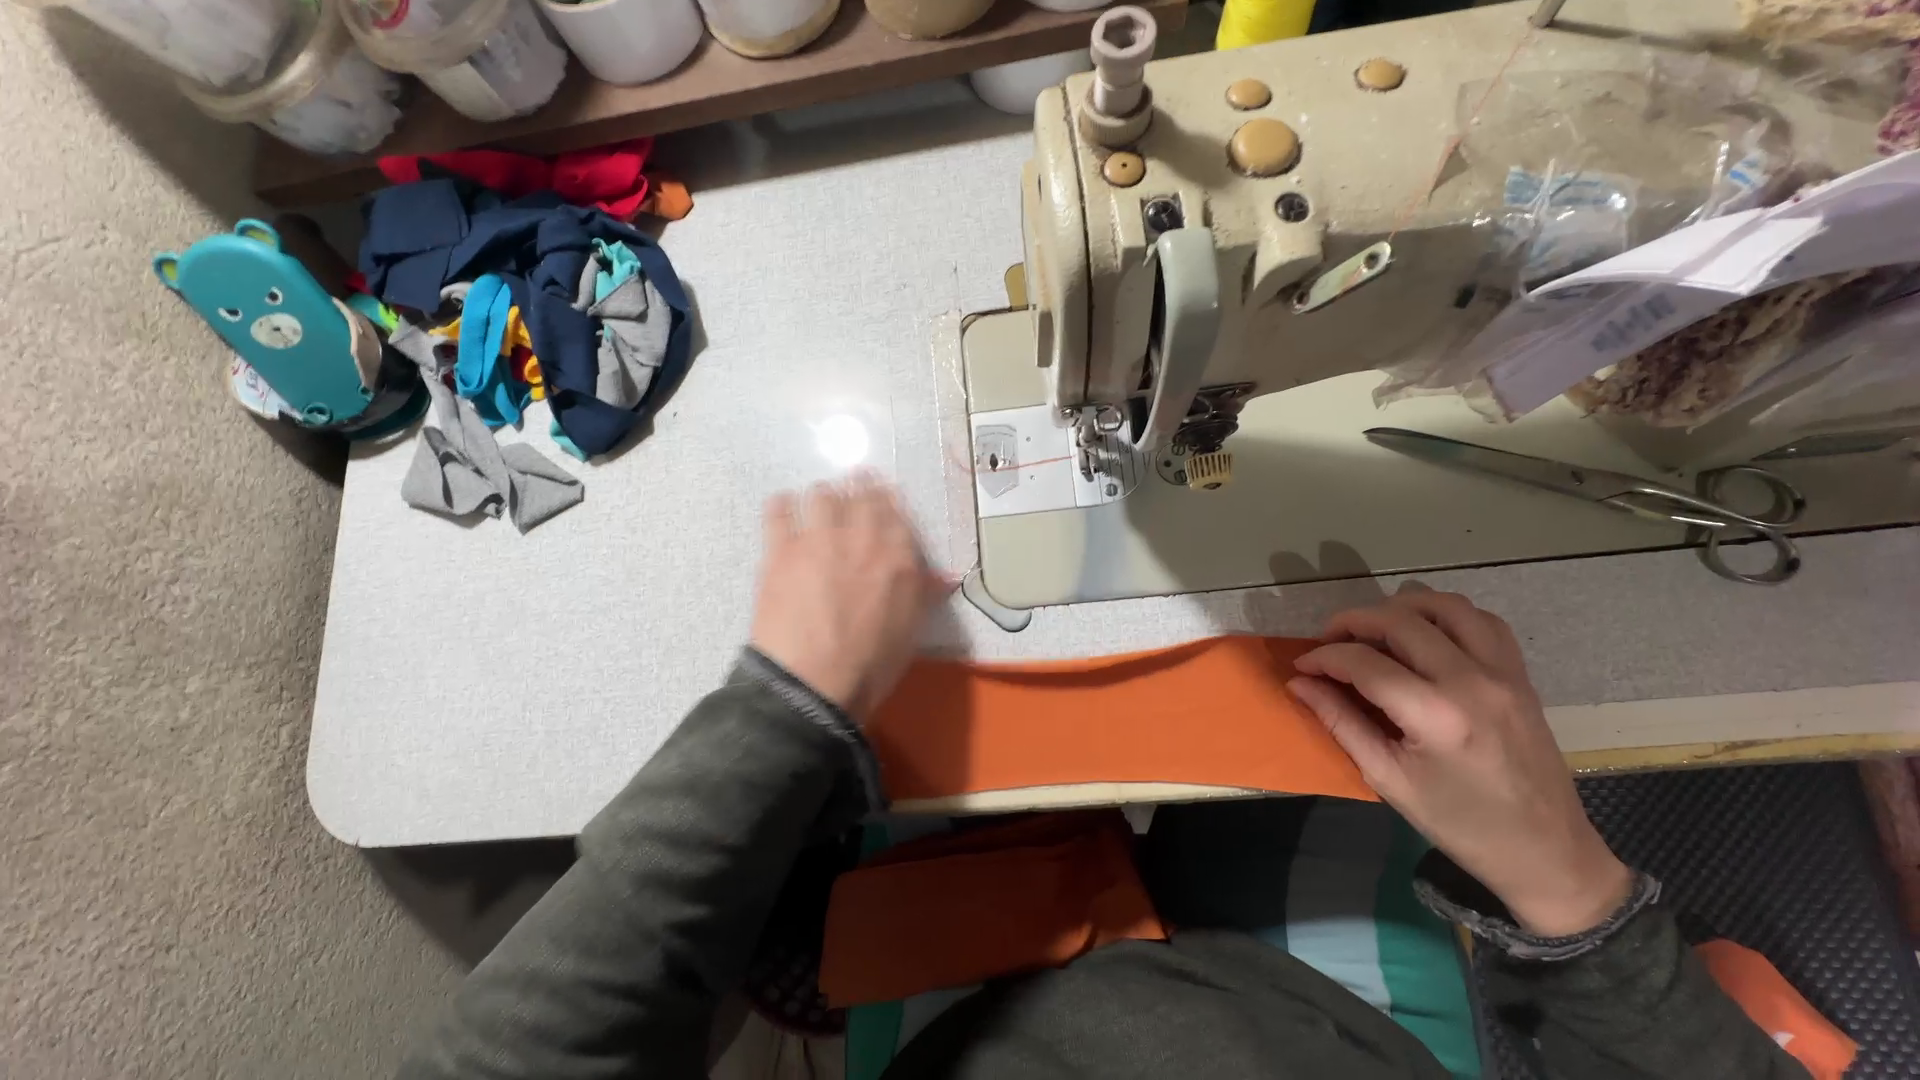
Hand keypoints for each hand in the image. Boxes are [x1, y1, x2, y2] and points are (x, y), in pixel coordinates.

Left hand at [749, 473, 948, 719]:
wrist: (814, 685)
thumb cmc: (870, 666)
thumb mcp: (911, 632)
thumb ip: (925, 595)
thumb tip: (946, 576)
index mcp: (900, 558)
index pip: (896, 512)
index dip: (886, 500)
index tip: (880, 497)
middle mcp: (863, 538)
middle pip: (860, 495)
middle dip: (857, 490)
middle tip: (850, 491)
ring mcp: (819, 539)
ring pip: (821, 495)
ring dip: (822, 498)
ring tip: (817, 508)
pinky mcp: (780, 549)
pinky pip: (777, 510)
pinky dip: (781, 505)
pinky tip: (782, 508)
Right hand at [1288, 586, 1632, 936]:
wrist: (1545, 851)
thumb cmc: (1458, 824)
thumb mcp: (1387, 779)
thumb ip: (1341, 722)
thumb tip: (1300, 682)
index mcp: (1436, 715)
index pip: (1363, 662)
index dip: (1323, 658)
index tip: (1302, 666)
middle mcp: (1472, 680)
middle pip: (1399, 621)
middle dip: (1352, 621)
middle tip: (1328, 641)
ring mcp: (1503, 672)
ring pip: (1445, 605)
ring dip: (1400, 607)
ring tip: (1375, 629)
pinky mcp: (1520, 674)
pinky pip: (1482, 620)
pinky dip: (1446, 615)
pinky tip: (1424, 635)